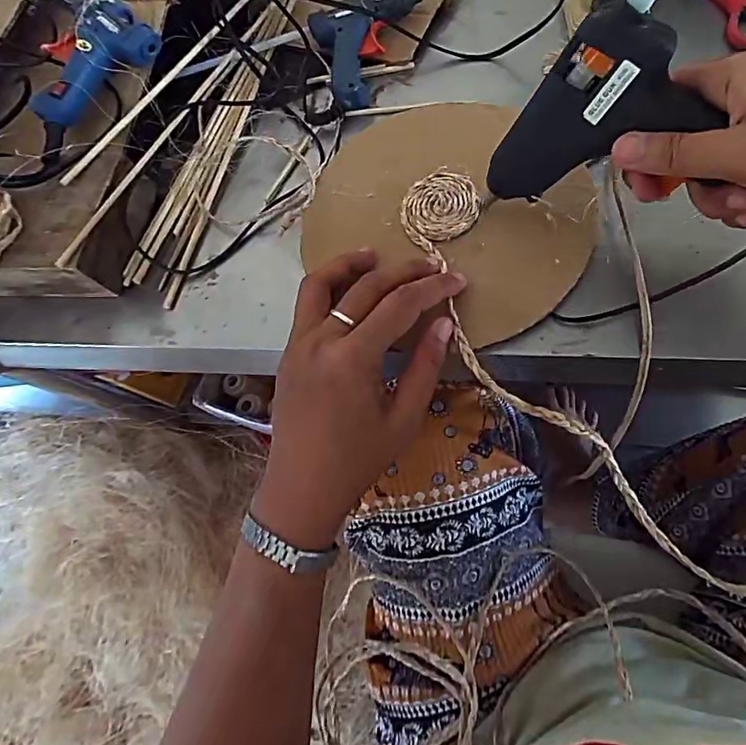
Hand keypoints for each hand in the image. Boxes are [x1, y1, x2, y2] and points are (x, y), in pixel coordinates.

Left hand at [254, 249, 463, 550]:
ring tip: (376, 256)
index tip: (457, 280)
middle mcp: (320, 341)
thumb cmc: (358, 461)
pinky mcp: (288, 351)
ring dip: (350, 264)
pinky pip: (307, 306)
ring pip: (320, 284)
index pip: (398, 306)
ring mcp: (298, 343)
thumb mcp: (403, 419)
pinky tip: (350, 290)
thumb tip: (444, 323)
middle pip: (365, 287)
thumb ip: (425, 367)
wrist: (301, 488)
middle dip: (403, 272)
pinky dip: (329, 287)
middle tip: (431, 266)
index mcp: (352, 359)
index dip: (433, 288)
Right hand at [610, 52, 745, 226]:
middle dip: (692, 178)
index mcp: (737, 75)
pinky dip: (745, 196)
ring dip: (720, 194)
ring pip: (715, 164)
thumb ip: (678, 153)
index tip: (639, 176)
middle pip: (688, 138)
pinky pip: (745, 174)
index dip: (644, 135)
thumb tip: (619, 149)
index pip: (667, 96)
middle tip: (699, 201)